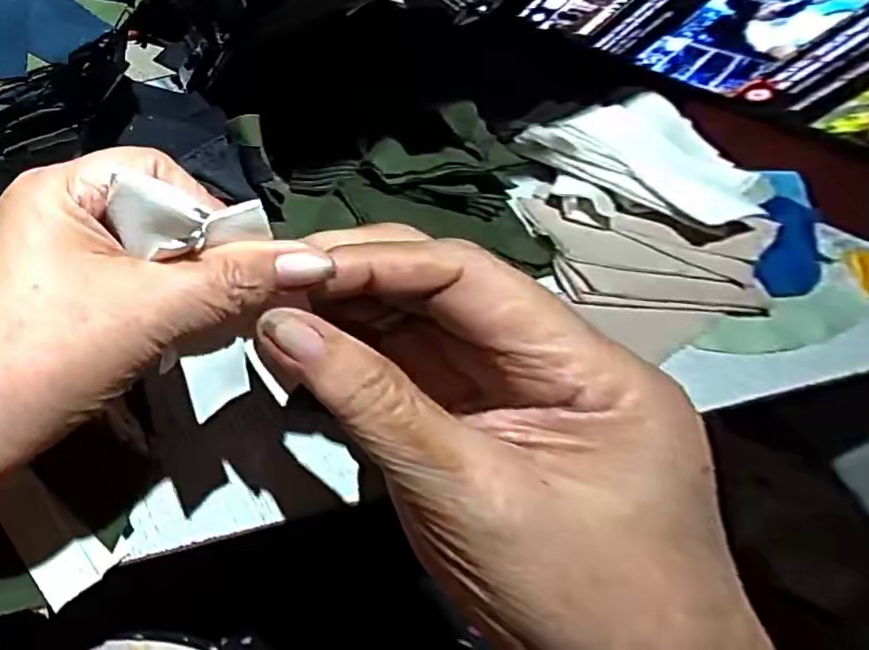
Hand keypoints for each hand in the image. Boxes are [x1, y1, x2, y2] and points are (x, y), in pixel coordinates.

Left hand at [0, 148, 335, 493]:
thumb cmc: (48, 353)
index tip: (242, 256)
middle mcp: (55, 202)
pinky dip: (157, 293)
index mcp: (60, 186)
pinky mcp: (61, 280)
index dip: (203, 207)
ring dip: (180, 277)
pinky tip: (177, 322)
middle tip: (231, 289)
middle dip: (194, 249)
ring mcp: (56, 242)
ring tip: (209, 310)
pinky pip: (125, 270)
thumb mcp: (146, 311)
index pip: (154, 170)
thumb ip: (228, 282)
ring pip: (143, 243)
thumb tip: (312, 259)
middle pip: (151, 206)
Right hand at [256, 226, 770, 649]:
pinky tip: (302, 346)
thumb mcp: (467, 493)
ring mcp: (496, 382)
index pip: (465, 274)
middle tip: (282, 279)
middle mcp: (540, 358)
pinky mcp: (459, 408)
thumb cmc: (591, 608)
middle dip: (351, 276)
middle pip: (429, 283)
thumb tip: (287, 330)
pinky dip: (342, 349)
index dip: (378, 260)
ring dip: (338, 309)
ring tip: (278, 308)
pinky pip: (391, 357)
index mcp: (585, 368)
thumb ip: (371, 400)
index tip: (308, 266)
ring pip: (403, 315)